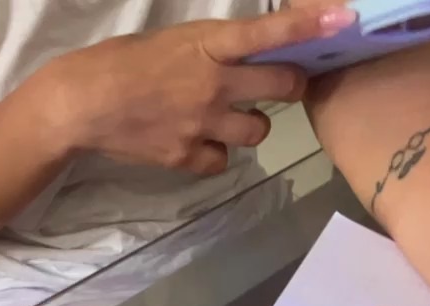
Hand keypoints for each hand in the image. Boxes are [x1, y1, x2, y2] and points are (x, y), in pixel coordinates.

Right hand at [31, 6, 356, 175]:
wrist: (84, 103)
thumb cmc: (123, 63)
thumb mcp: (174, 41)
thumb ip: (214, 50)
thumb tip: (245, 57)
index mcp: (208, 46)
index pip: (268, 32)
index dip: (309, 25)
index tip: (345, 19)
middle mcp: (213, 84)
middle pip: (280, 88)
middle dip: (290, 86)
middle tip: (283, 85)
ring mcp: (201, 124)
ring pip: (257, 132)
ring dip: (251, 125)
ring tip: (228, 119)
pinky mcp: (185, 156)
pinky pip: (221, 162)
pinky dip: (216, 155)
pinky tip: (199, 144)